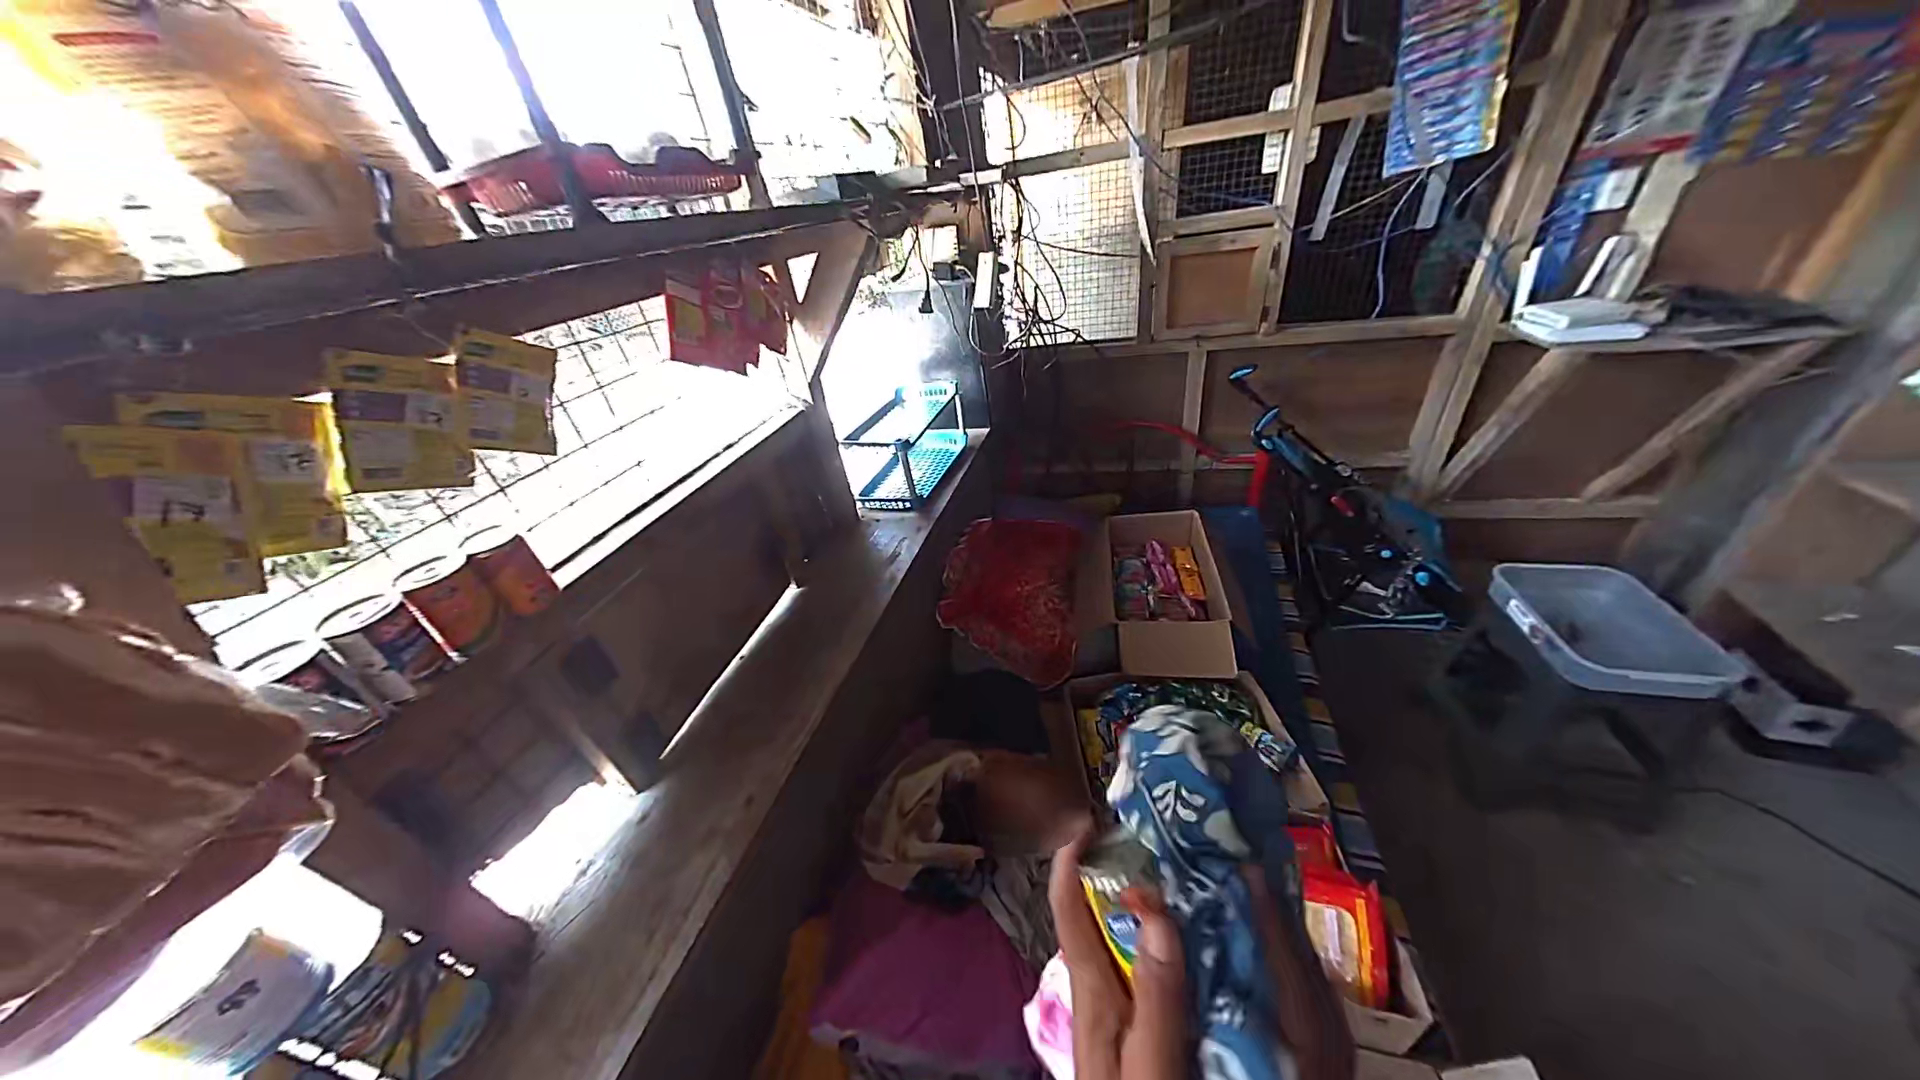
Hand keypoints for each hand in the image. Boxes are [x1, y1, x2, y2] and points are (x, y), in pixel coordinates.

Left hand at [1048, 831, 1186, 1079]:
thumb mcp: (1149, 1068)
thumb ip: (1156, 997)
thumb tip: (1156, 911)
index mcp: (1093, 989)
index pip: (1066, 907)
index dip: (1068, 859)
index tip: (1091, 820)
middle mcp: (1099, 989)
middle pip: (1097, 916)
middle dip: (1119, 873)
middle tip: (1164, 844)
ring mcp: (1117, 1011)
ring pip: (1124, 941)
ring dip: (1146, 907)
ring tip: (1187, 878)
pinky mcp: (1138, 1030)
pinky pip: (1149, 972)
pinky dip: (1168, 946)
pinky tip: (1200, 942)